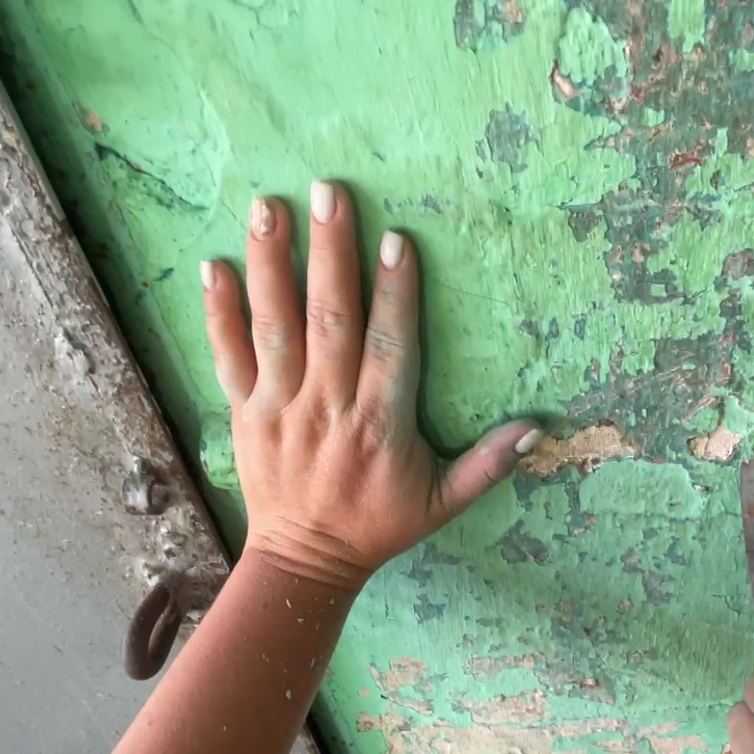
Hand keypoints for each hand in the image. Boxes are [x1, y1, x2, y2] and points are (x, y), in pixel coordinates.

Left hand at [200, 180, 540, 588]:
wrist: (305, 561)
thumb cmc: (380, 525)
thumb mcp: (444, 503)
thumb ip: (488, 465)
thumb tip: (539, 429)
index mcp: (380, 426)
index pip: (390, 348)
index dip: (395, 295)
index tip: (395, 241)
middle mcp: (328, 408)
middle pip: (330, 322)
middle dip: (330, 255)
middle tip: (328, 193)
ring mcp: (280, 408)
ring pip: (275, 329)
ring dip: (271, 266)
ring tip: (268, 208)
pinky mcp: (245, 414)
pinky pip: (229, 357)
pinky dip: (220, 312)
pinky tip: (214, 265)